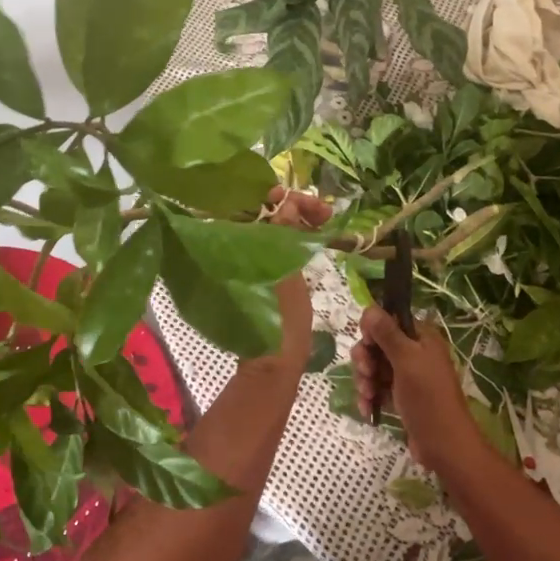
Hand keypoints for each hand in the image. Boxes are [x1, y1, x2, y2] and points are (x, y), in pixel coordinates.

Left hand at [252, 187, 329, 371]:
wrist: (273, 363)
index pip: (251, 202)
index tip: (310, 205)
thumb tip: (286, 201)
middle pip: (262, 210)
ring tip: (325, 220)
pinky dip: (293, 234)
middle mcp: (235, 246)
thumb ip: (283, 233)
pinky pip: (274, 241)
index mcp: (234, 245)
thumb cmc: (279, 320)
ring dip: (296, 217)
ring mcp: (247, 259)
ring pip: (270, 225)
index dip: (281, 197)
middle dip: (293, 205)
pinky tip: (313, 234)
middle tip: (325, 213)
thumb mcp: (286, 273)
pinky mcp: (260, 270)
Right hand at [352, 307, 481, 471]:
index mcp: (421, 337)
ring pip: (374, 367)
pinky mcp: (401, 396)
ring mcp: (408, 375)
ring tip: (367, 397)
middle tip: (366, 373)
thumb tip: (370, 307)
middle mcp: (415, 352)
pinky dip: (369, 396)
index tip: (368, 346)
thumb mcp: (406, 361)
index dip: (372, 332)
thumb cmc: (428, 399)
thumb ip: (387, 333)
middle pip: (377, 344)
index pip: (388, 320)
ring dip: (365, 380)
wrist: (445, 447)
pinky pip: (377, 387)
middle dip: (365, 359)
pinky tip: (367, 410)